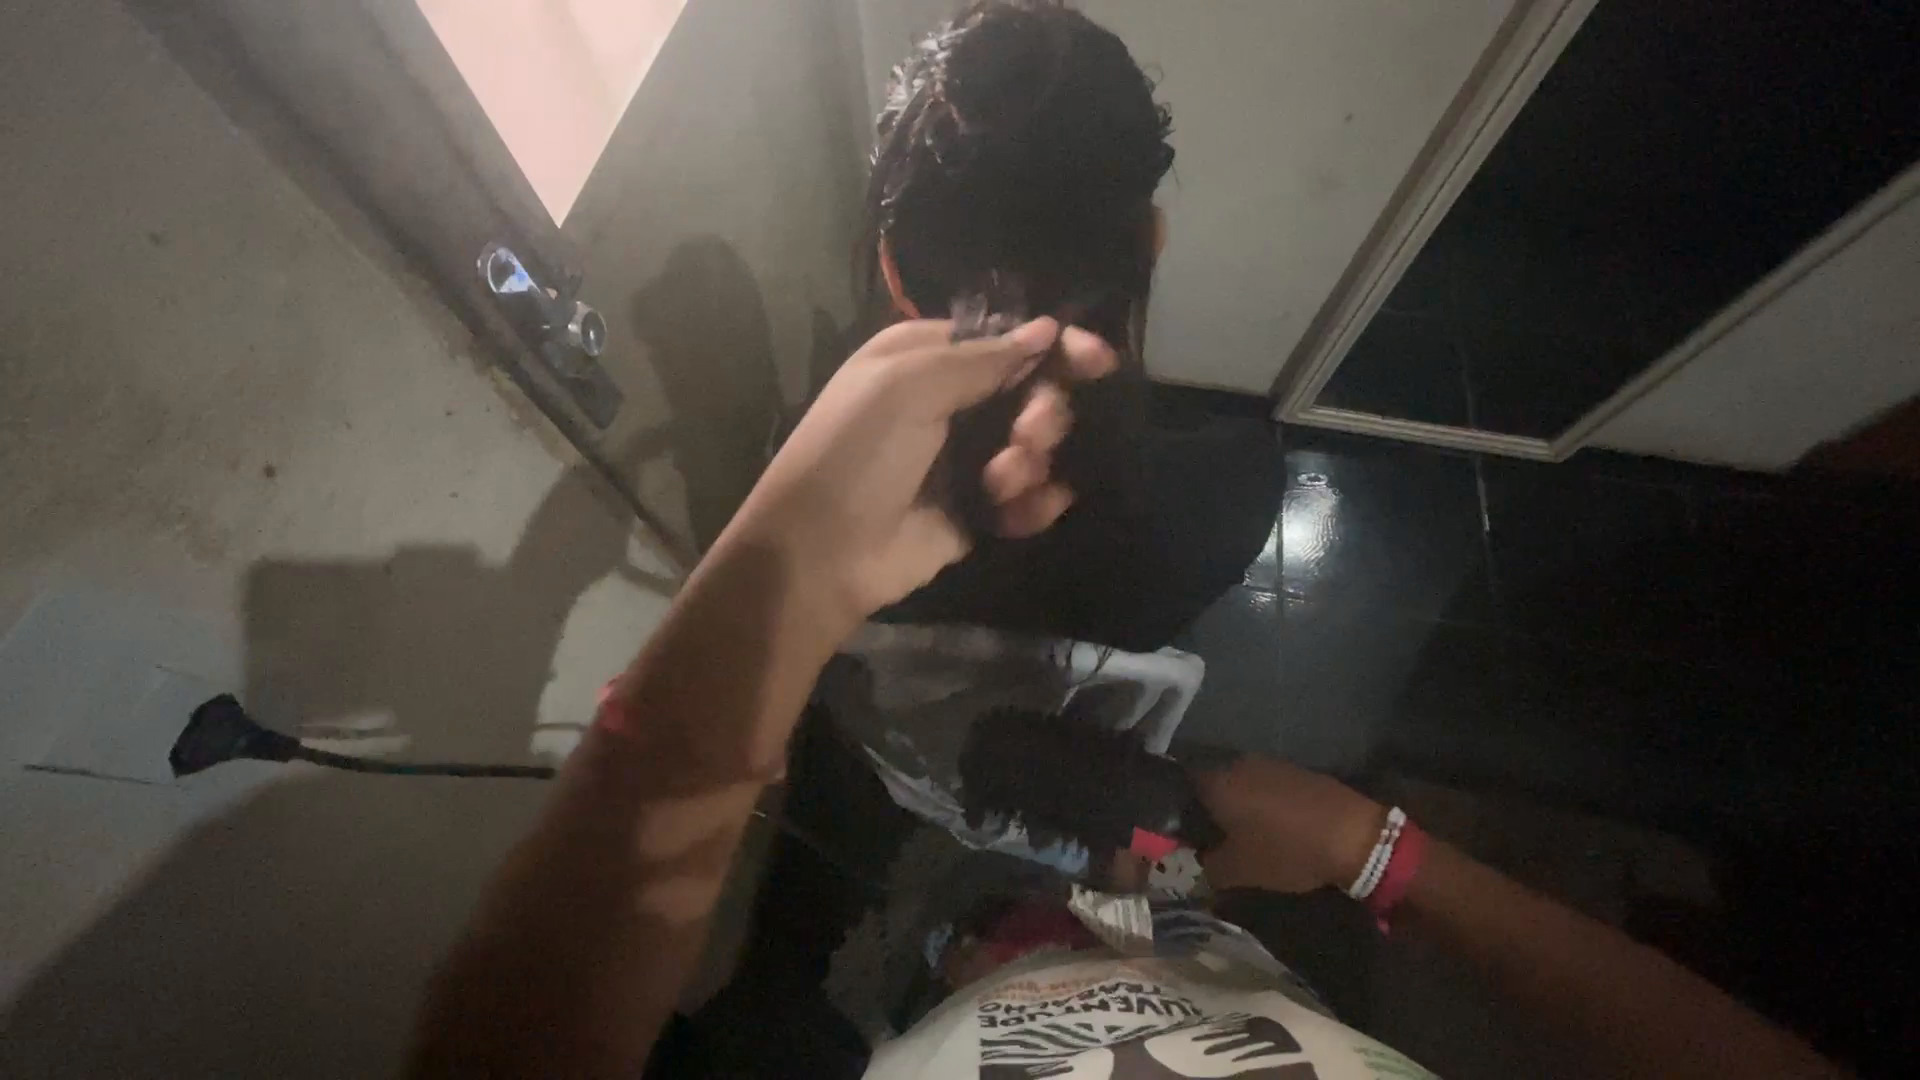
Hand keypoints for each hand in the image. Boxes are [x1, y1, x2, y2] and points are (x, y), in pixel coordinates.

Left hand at [720, 317, 1116, 630]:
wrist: (822, 553)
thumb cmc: (856, 453)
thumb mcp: (907, 386)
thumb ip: (982, 357)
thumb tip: (1047, 328)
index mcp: (927, 359)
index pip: (1006, 342)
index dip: (1053, 349)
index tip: (1096, 361)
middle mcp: (950, 403)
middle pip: (1031, 394)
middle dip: (1041, 413)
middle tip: (1027, 436)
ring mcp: (964, 460)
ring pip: (1034, 448)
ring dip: (1028, 463)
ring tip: (999, 482)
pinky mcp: (976, 511)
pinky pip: (1028, 498)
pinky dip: (1034, 504)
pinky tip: (1019, 510)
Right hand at [1192, 757, 1386, 893]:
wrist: (1353, 834)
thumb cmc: (1286, 850)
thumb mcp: (1241, 871)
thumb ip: (1208, 868)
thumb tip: (1196, 865)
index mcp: (1215, 782)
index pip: (1180, 785)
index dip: (1177, 808)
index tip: (1182, 830)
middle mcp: (1235, 763)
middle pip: (1209, 782)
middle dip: (1207, 805)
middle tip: (1212, 834)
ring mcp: (1266, 762)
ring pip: (1237, 781)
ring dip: (1236, 802)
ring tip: (1243, 830)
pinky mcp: (1292, 768)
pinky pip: (1263, 782)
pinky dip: (1261, 799)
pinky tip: (1272, 822)